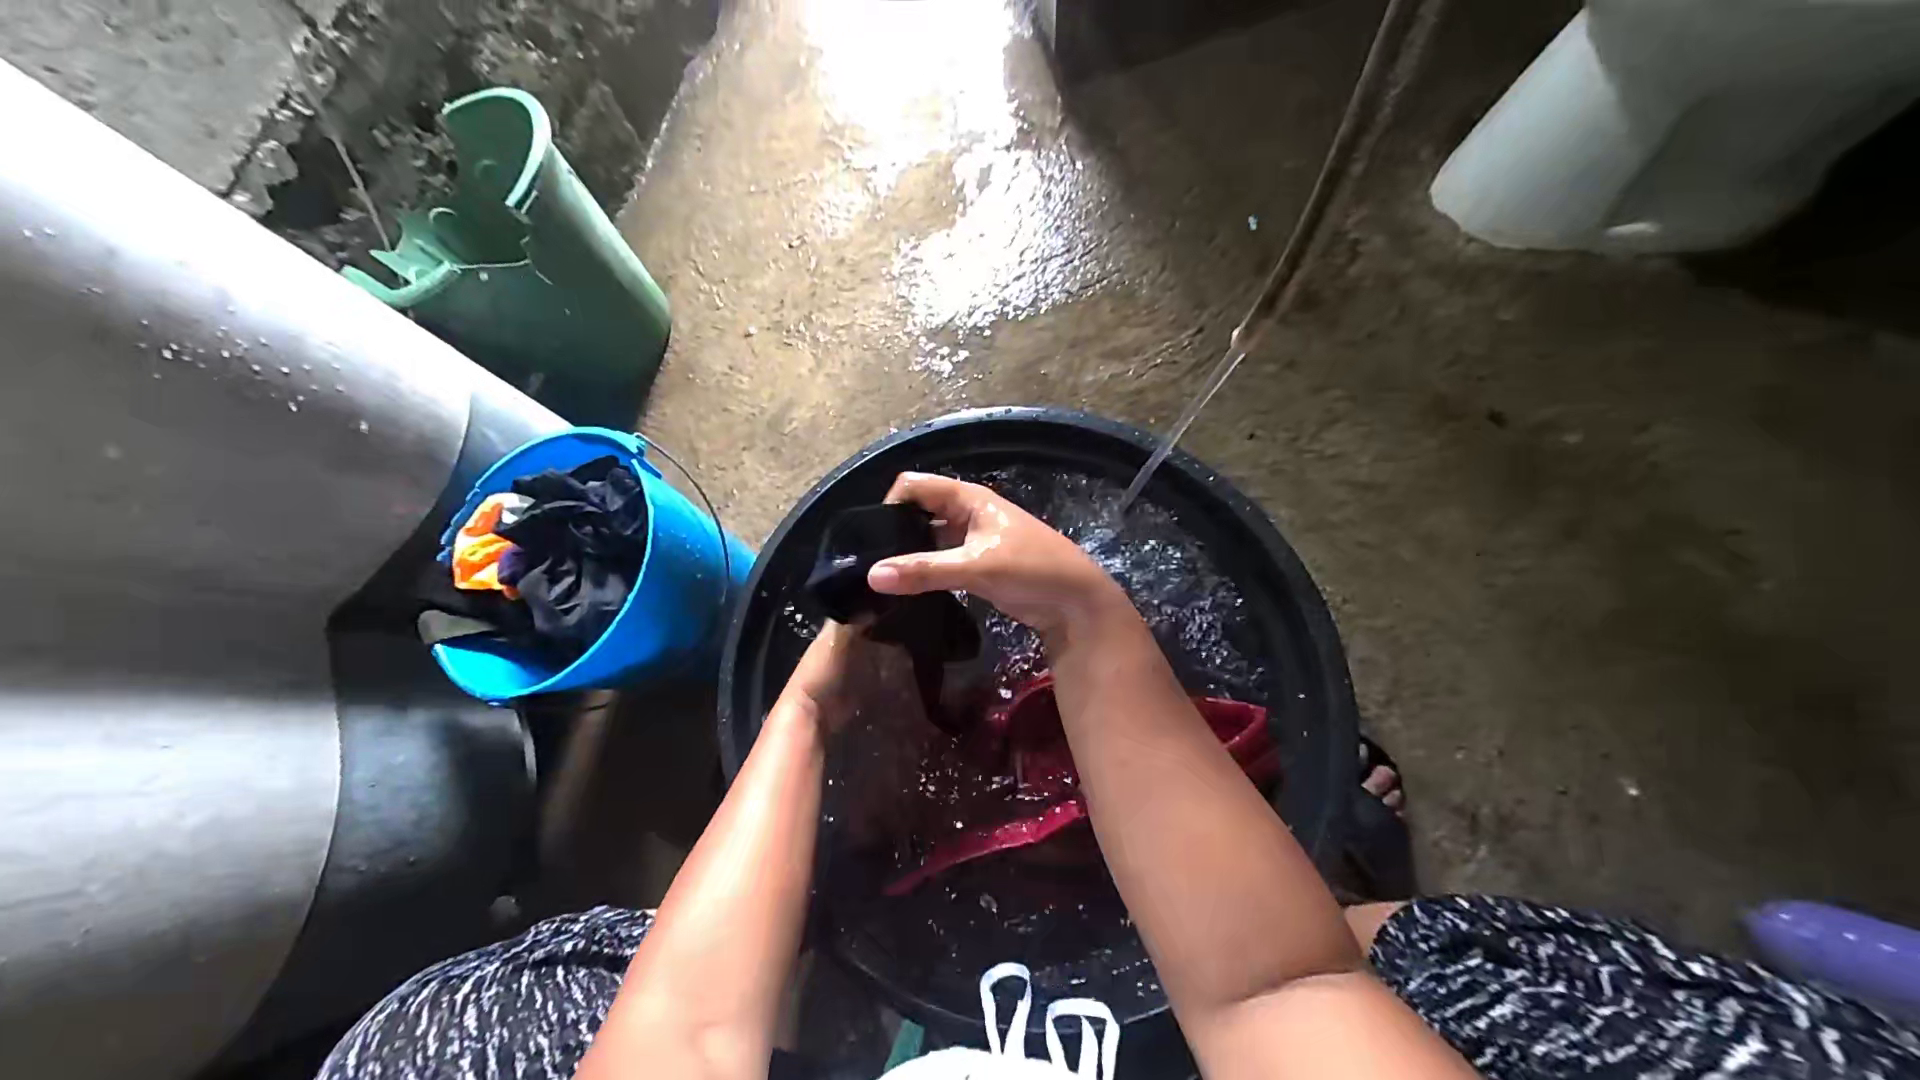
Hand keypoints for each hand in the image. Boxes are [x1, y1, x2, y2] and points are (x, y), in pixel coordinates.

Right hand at [866, 472, 1128, 640]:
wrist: (1077, 602)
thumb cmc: (1031, 570)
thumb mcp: (976, 567)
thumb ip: (925, 570)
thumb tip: (872, 575)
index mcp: (969, 498)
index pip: (914, 486)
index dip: (890, 504)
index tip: (872, 537)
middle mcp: (967, 512)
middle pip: (919, 511)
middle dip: (895, 531)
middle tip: (872, 562)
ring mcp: (973, 539)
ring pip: (929, 538)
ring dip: (910, 554)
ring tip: (883, 579)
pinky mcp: (977, 564)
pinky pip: (941, 559)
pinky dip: (925, 570)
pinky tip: (908, 589)